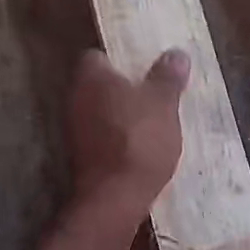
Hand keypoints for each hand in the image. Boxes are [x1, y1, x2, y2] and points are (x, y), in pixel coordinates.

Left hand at [65, 48, 188, 229]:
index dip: (120, 60)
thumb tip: (176, 53)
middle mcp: (75, 99)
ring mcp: (74, 130)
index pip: (98, 56)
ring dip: (120, 115)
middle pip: (98, 86)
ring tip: (151, 121)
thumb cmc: (140, 139)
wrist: (116, 196)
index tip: (143, 68)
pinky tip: (139, 147)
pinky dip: (116, 138)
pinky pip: (101, 137)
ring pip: (99, 112)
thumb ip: (167, 77)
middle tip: (153, 93)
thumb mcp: (163, 104)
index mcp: (91, 77)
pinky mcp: (81, 157)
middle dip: (122, 89)